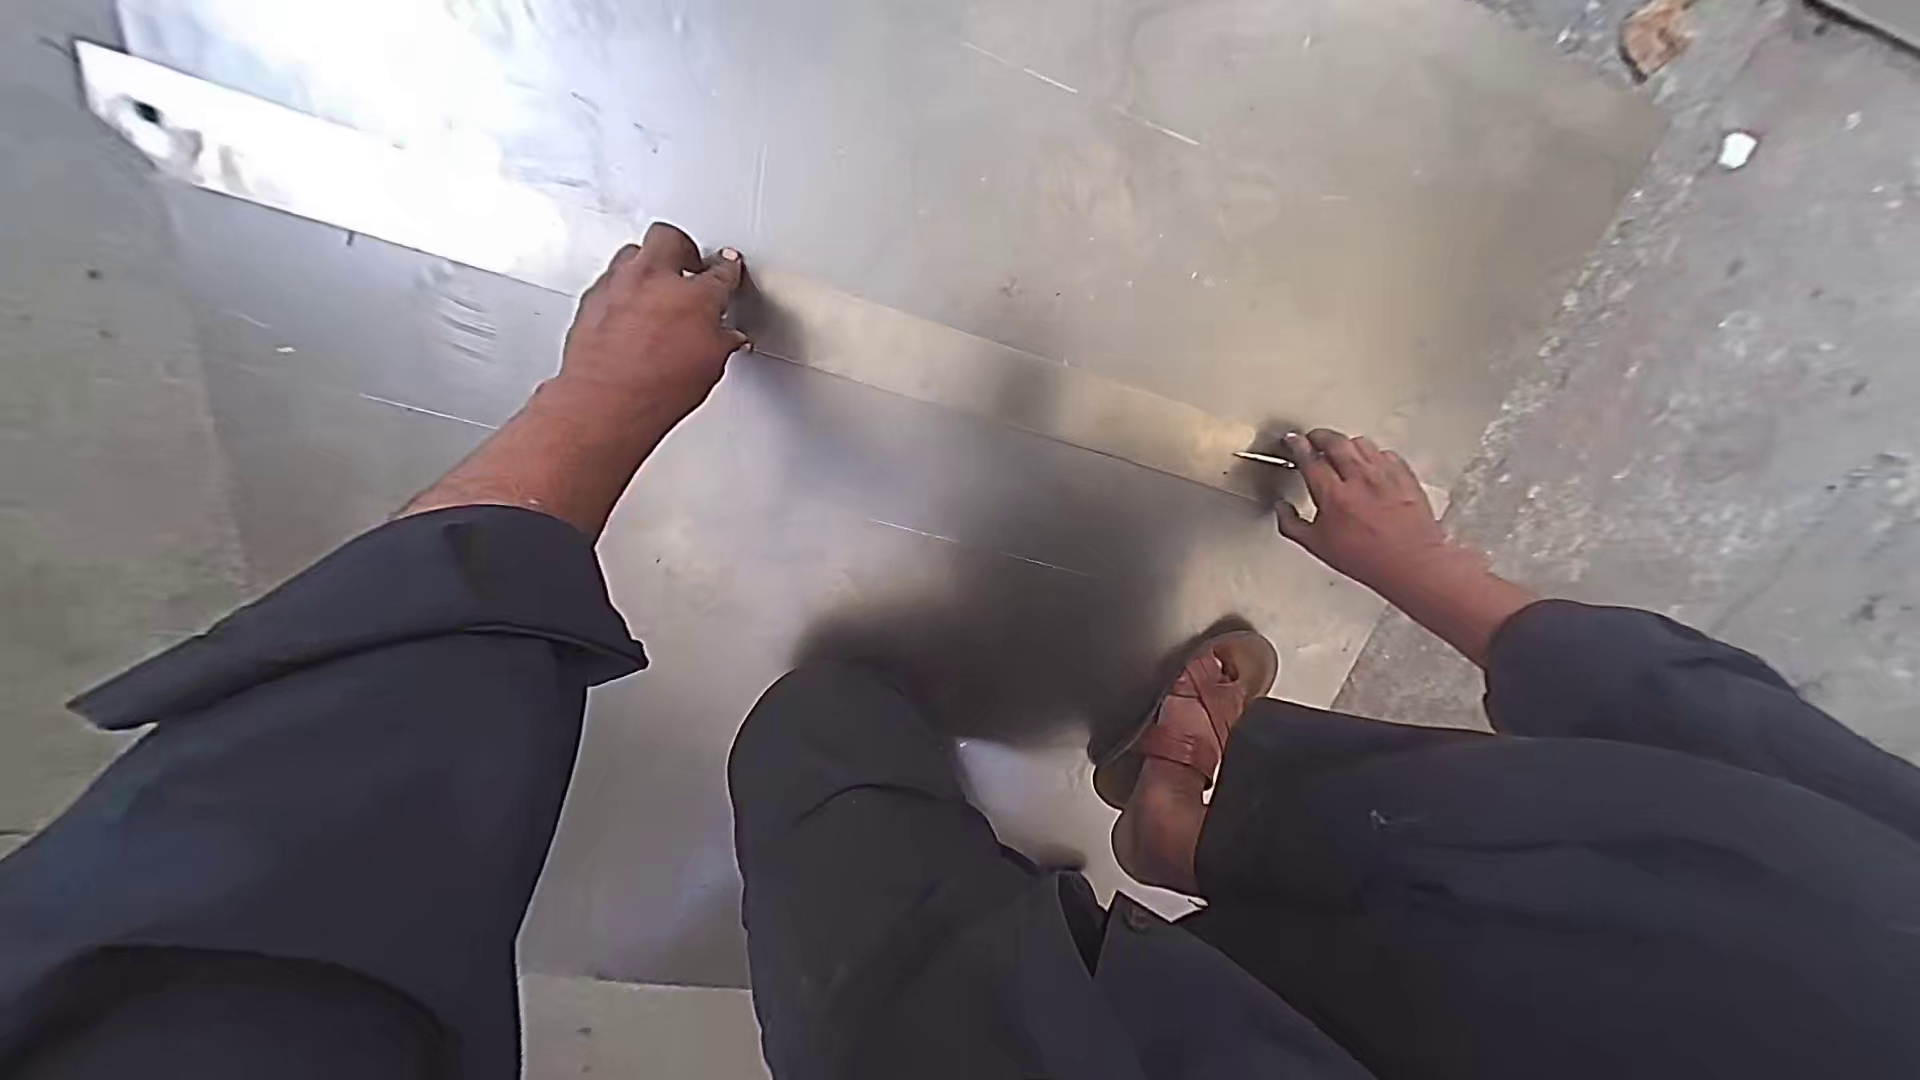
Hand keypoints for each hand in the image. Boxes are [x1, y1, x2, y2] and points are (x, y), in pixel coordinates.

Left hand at [556, 222, 748, 429]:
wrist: (610, 400)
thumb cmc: (659, 387)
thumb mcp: (710, 366)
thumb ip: (720, 340)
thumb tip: (723, 336)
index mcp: (696, 296)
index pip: (721, 272)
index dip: (728, 269)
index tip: (728, 268)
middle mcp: (656, 280)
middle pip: (670, 239)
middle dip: (684, 248)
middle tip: (690, 262)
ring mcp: (619, 284)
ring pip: (634, 253)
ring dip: (649, 265)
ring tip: (658, 283)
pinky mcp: (591, 297)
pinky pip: (610, 280)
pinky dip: (624, 290)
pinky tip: (630, 308)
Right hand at [1276, 429, 1537, 665]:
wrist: (1411, 563)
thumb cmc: (1366, 558)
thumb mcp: (1316, 545)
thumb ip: (1291, 523)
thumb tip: (1281, 508)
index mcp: (1333, 495)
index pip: (1309, 458)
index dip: (1296, 445)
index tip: (1291, 441)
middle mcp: (1359, 480)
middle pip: (1335, 442)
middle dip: (1319, 436)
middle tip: (1311, 438)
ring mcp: (1385, 476)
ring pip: (1361, 443)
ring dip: (1345, 443)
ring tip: (1338, 448)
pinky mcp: (1405, 477)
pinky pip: (1385, 453)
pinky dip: (1372, 453)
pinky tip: (1367, 462)